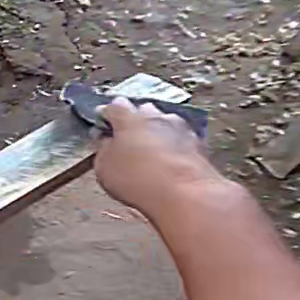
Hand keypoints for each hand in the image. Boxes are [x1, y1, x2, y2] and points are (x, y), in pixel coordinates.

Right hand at [94, 98, 226, 217]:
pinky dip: (174, 147)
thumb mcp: (104, 168)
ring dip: (156, 134)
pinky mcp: (197, 143)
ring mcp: (179, 127)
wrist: (183, 193)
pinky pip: (181, 140)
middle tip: (127, 142)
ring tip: (149, 155)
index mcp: (128, 118)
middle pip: (142, 110)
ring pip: (164, 123)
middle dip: (134, 122)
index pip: (114, 107)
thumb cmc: (141, 180)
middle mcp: (155, 117)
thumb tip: (105, 143)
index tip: (103, 126)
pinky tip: (168, 164)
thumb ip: (103, 150)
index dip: (107, 116)